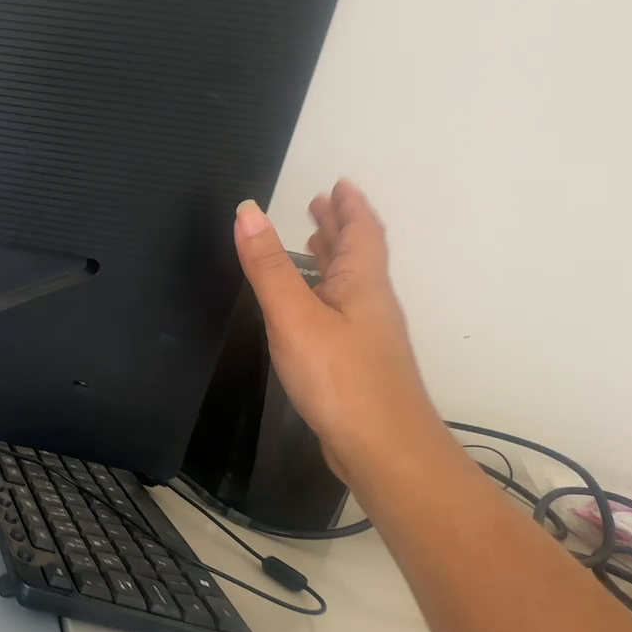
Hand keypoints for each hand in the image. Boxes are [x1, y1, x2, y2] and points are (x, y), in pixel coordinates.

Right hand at [232, 181, 458, 487]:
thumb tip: (248, 211)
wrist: (383, 447)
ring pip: (349, 284)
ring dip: (332, 258)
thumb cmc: (340, 378)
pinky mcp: (356, 362)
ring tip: (313, 243)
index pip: (360, 234)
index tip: (338, 184)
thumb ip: (269, 266)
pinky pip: (340, 309)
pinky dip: (324, 291)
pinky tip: (310, 306)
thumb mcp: (294, 316)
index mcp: (360, 286)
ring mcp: (367, 335)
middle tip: (320, 205)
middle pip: (359, 256)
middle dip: (339, 227)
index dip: (349, 207)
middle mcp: (369, 304)